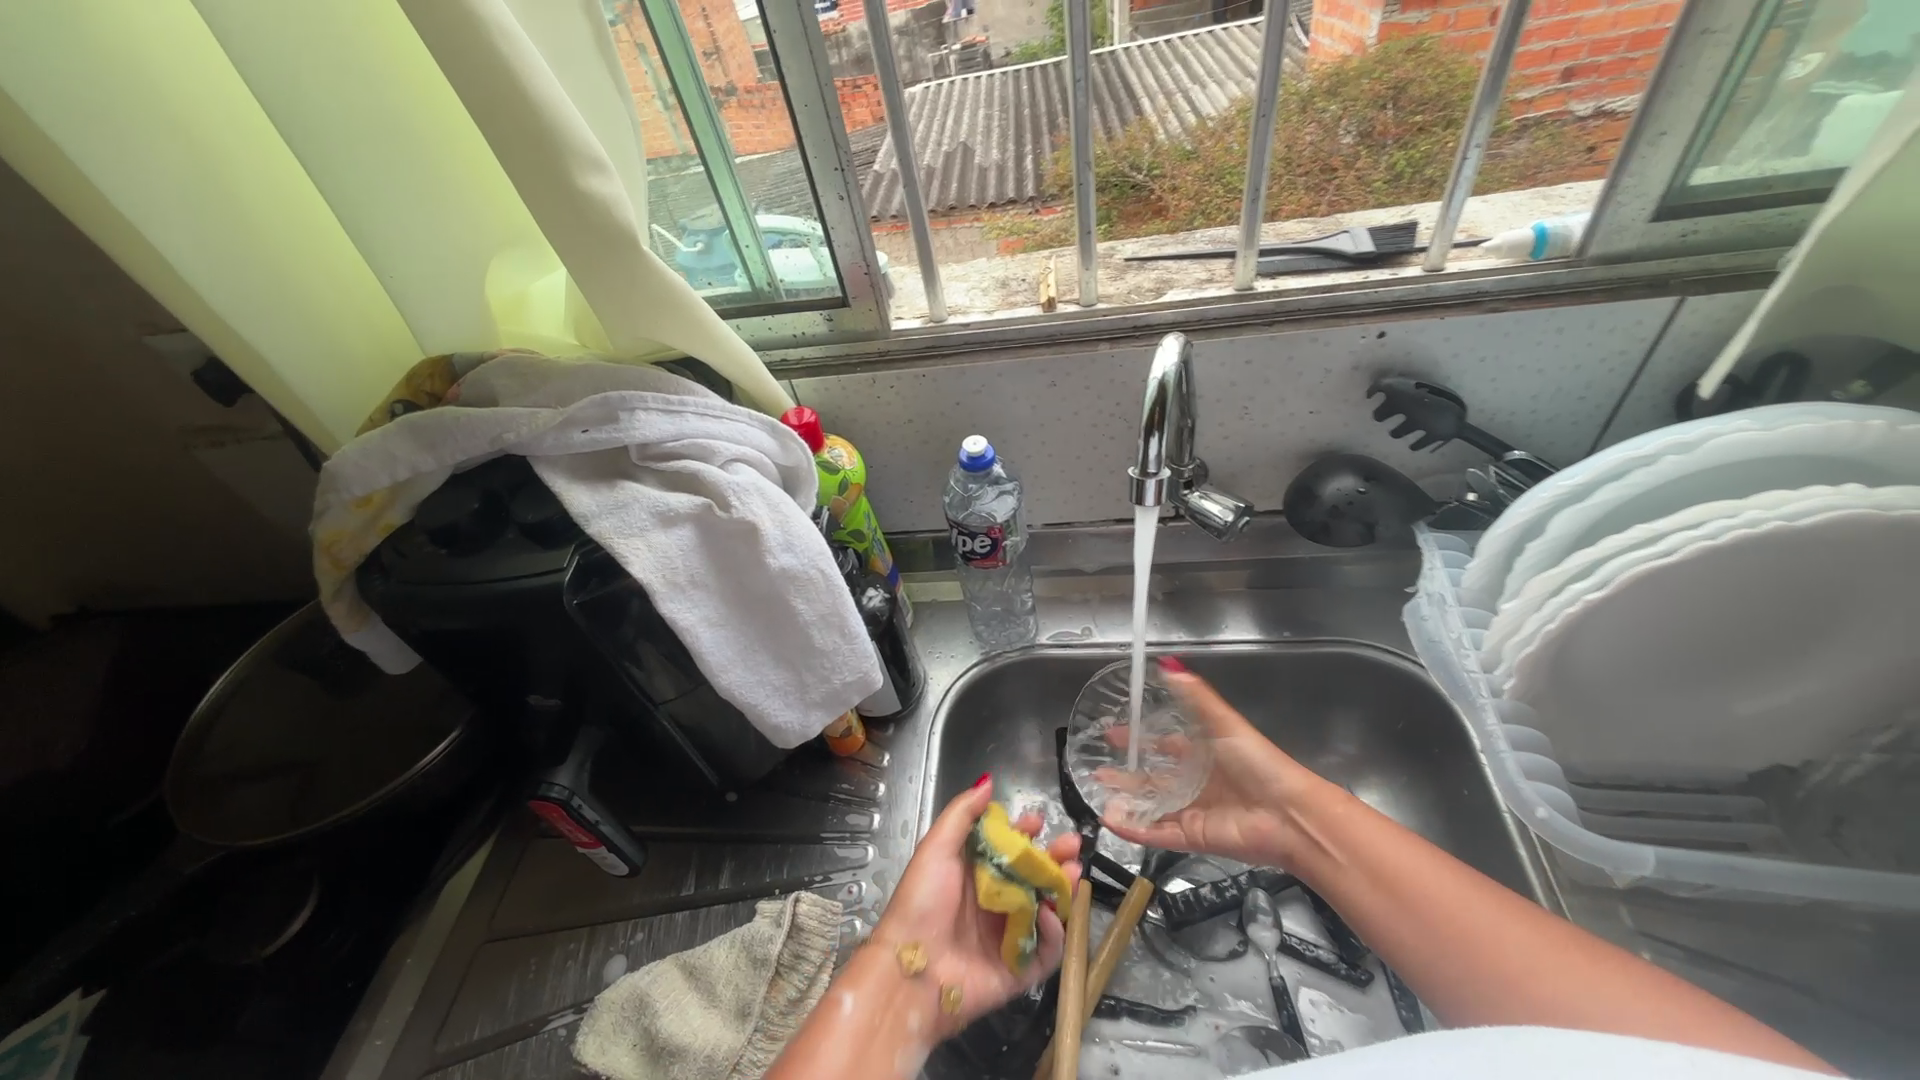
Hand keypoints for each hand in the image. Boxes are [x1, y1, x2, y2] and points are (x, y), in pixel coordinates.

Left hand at [869, 776, 1080, 1036]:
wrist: (912, 969)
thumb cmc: (922, 902)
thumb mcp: (936, 848)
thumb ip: (964, 814)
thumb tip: (988, 780)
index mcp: (974, 875)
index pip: (1008, 850)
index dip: (1025, 834)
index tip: (1038, 821)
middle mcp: (994, 903)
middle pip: (1034, 876)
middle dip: (1054, 857)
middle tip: (1072, 844)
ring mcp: (1008, 936)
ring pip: (1047, 909)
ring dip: (1062, 888)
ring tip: (1073, 870)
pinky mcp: (1019, 969)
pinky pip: (1046, 949)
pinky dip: (1053, 932)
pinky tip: (1048, 914)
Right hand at [1101, 658, 1324, 866]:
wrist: (1286, 813)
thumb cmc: (1257, 763)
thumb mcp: (1224, 723)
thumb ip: (1196, 697)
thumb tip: (1169, 665)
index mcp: (1204, 755)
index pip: (1166, 745)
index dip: (1140, 739)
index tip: (1113, 734)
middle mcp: (1196, 783)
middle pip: (1154, 779)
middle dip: (1126, 774)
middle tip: (1096, 768)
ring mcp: (1193, 811)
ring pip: (1151, 808)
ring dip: (1126, 803)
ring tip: (1097, 794)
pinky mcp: (1192, 836)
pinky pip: (1157, 833)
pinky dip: (1133, 829)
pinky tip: (1110, 820)